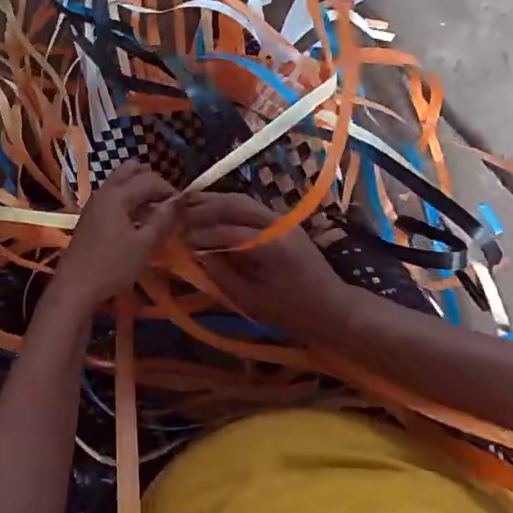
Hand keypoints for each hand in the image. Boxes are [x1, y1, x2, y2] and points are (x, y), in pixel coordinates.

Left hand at [48, 162, 183, 310]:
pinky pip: (113, 194)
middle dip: (152, 180)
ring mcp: (94, 201)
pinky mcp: (90, 214)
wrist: (75, 285)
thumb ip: (163, 219)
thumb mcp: (144, 245)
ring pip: (120, 180)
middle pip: (131, 170)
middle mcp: (104, 191)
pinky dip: (128, 197)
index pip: (150, 179)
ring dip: (139, 188)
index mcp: (117, 195)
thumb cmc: (113, 266)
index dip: (170, 190)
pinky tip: (138, 219)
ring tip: (155, 210)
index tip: (183, 206)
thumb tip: (180, 199)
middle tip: (167, 201)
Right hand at [183, 192, 350, 335]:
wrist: (334, 309)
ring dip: (215, 201)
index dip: (202, 235)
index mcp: (272, 246)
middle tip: (179, 211)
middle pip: (235, 204)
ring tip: (190, 205)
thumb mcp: (250, 300)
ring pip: (243, 200)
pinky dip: (229, 206)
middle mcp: (278, 225)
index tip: (182, 240)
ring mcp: (283, 220)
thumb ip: (222, 275)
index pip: (229, 232)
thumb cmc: (291, 312)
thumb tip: (199, 253)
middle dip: (205, 206)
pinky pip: (251, 207)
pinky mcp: (284, 223)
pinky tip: (212, 212)